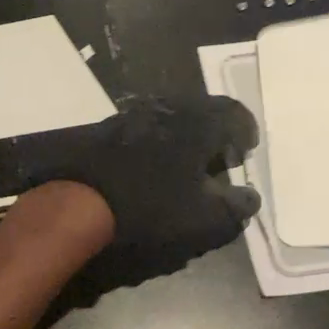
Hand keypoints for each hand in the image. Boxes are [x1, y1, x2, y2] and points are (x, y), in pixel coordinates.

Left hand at [27, 95, 260, 290]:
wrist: (78, 201)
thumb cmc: (151, 208)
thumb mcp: (203, 219)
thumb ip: (235, 208)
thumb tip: (250, 198)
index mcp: (198, 123)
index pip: (234, 114)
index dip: (244, 132)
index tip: (246, 151)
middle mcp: (168, 109)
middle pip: (202, 112)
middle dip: (215, 134)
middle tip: (218, 158)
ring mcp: (133, 115)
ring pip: (171, 119)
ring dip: (184, 137)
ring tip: (185, 164)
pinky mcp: (105, 129)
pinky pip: (143, 129)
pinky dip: (157, 144)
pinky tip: (151, 167)